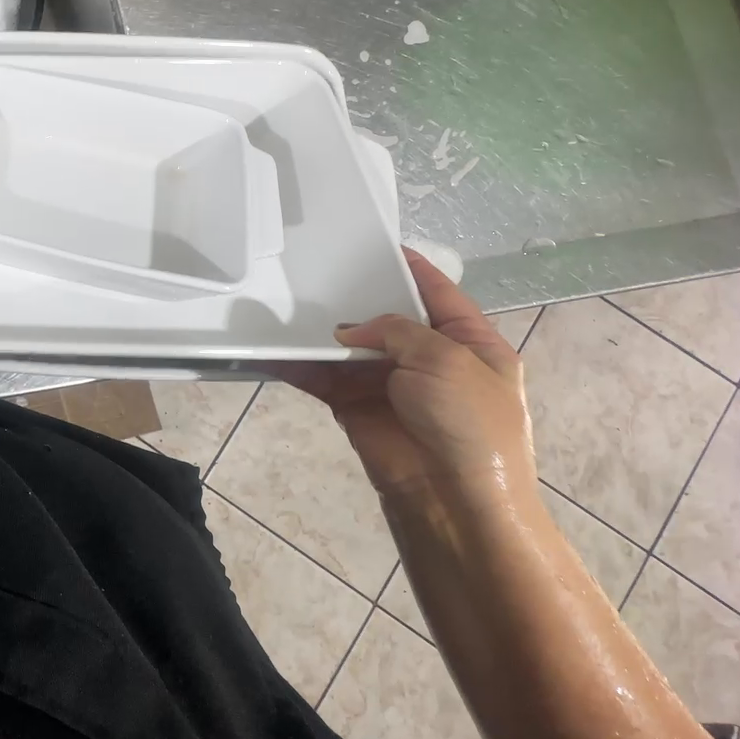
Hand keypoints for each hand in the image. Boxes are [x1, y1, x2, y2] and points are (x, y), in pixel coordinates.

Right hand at [277, 249, 535, 503]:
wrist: (450, 494)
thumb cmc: (468, 422)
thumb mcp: (445, 360)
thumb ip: (395, 330)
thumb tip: (347, 331)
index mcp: (468, 344)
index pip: (438, 294)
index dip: (412, 268)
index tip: (377, 244)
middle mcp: (427, 359)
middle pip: (384, 317)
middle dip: (353, 297)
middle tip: (315, 271)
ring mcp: (387, 382)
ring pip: (346, 346)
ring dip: (320, 331)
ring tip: (284, 302)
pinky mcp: (352, 403)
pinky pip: (319, 375)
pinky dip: (295, 363)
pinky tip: (270, 347)